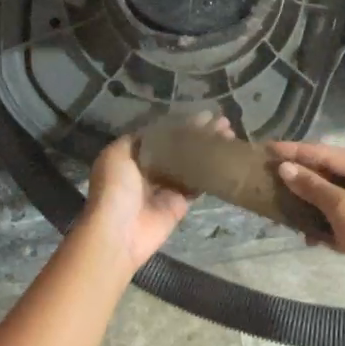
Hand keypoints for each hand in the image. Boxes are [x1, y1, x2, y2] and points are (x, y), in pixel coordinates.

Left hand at [79, 120, 223, 272]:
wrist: (120, 232)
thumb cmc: (115, 189)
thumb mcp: (116, 155)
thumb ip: (136, 139)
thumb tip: (158, 128)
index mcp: (133, 155)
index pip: (161, 134)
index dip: (181, 123)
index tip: (204, 113)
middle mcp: (150, 168)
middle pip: (179, 147)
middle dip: (199, 134)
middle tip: (222, 122)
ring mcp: (166, 186)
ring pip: (190, 163)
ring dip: (207, 149)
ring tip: (229, 135)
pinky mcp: (180, 204)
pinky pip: (196, 185)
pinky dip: (210, 172)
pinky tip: (225, 157)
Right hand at [271, 141, 344, 303]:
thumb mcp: (342, 209)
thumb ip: (312, 186)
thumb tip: (284, 168)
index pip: (326, 152)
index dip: (296, 151)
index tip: (268, 148)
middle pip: (327, 170)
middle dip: (300, 175)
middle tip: (270, 172)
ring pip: (328, 191)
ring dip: (307, 199)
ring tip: (281, 200)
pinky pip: (334, 209)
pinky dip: (320, 218)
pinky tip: (307, 234)